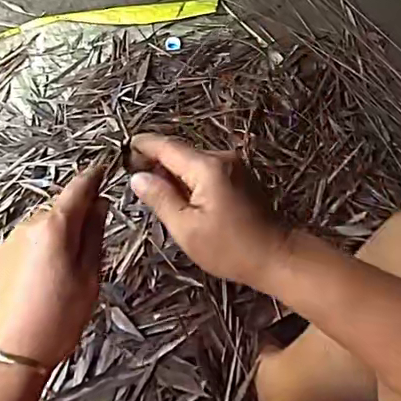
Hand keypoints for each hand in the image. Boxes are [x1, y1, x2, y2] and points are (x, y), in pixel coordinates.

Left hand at [0, 162, 106, 365]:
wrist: (6, 358)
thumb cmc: (54, 321)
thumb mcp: (89, 276)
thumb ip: (95, 234)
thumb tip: (100, 205)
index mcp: (55, 225)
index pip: (79, 186)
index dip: (95, 176)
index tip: (104, 169)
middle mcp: (29, 226)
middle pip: (62, 208)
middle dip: (79, 215)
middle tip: (95, 240)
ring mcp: (11, 242)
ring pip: (45, 226)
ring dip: (60, 235)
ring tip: (70, 271)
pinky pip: (29, 243)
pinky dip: (43, 250)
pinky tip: (47, 280)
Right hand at [129, 133, 290, 288]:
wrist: (276, 256)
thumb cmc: (229, 248)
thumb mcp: (186, 229)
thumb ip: (160, 198)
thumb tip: (138, 177)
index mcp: (207, 167)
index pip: (168, 146)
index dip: (144, 145)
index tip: (124, 147)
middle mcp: (222, 157)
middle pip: (181, 152)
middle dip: (156, 161)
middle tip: (134, 176)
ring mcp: (233, 164)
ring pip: (193, 161)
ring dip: (173, 171)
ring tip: (154, 190)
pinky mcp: (239, 174)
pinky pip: (206, 169)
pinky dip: (190, 177)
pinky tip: (181, 196)